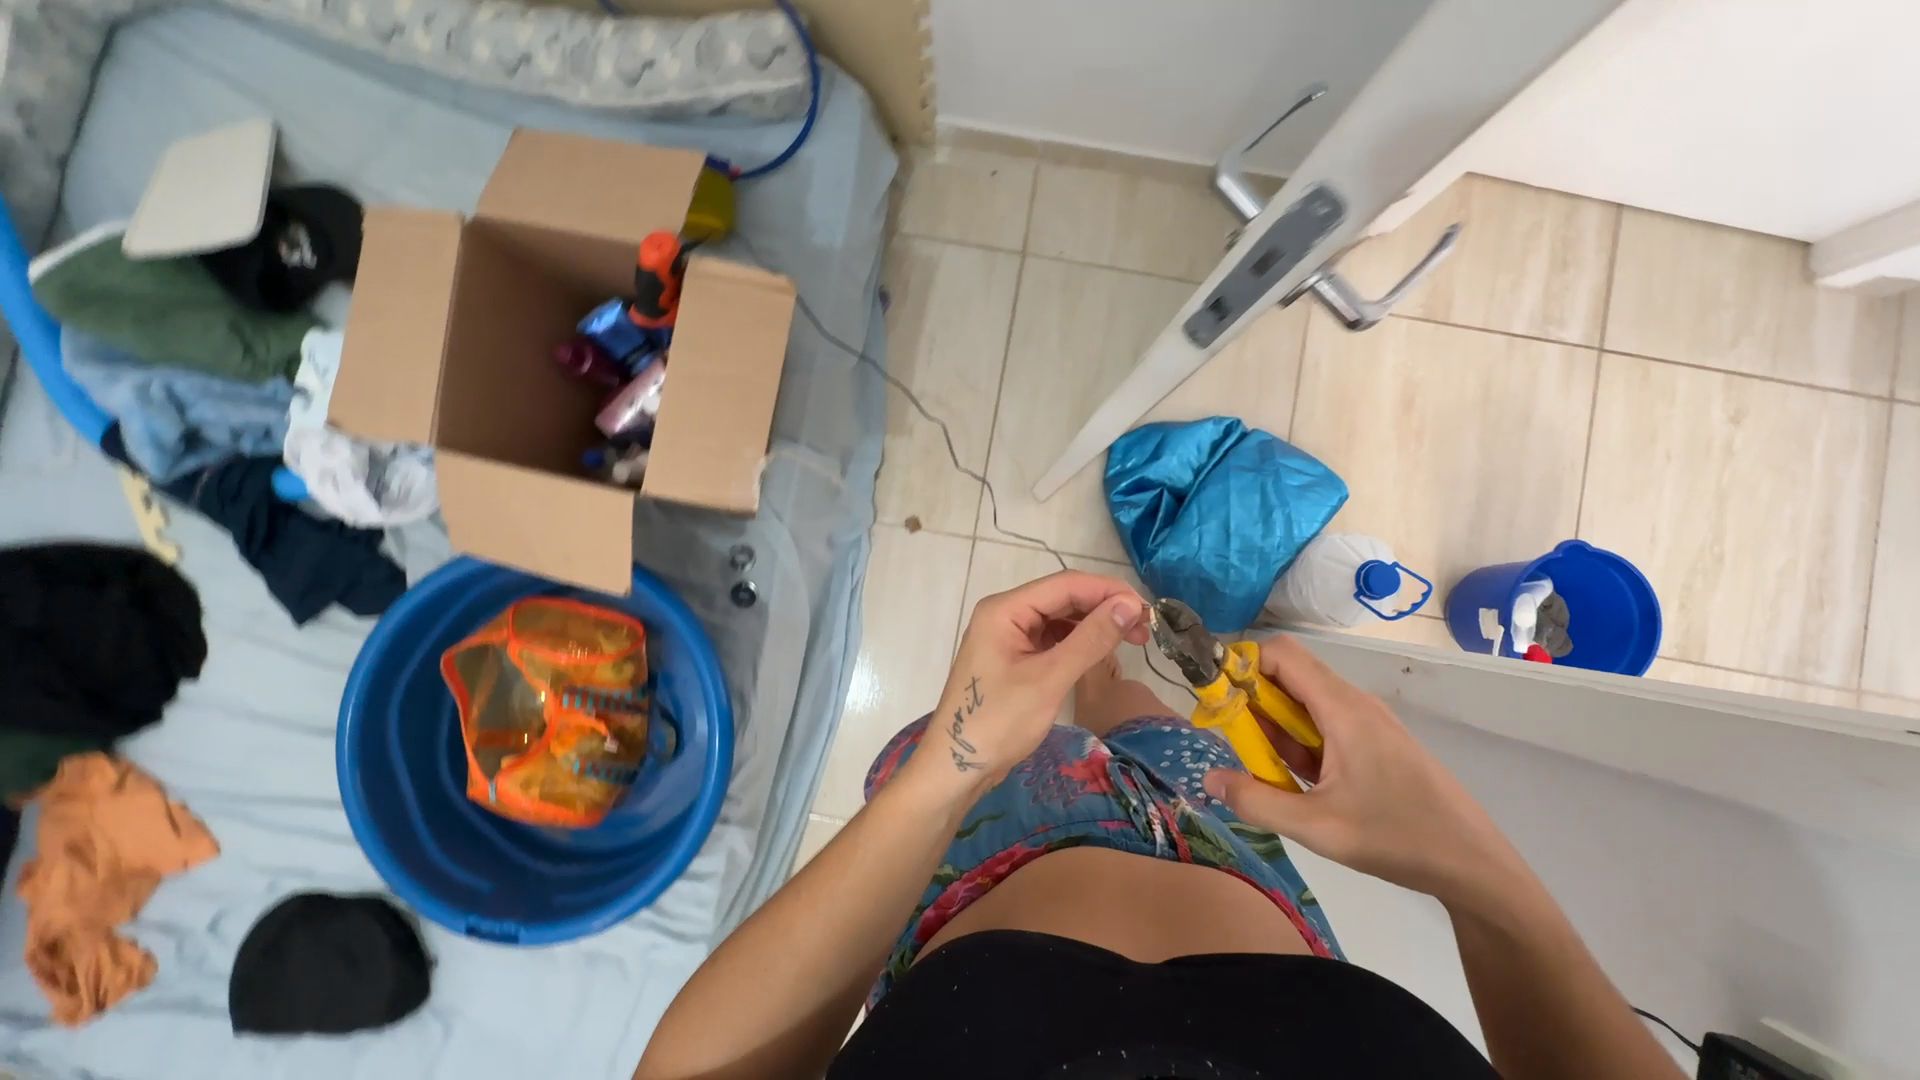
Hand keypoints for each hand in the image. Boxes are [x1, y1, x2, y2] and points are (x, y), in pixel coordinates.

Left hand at [905, 571, 1148, 799]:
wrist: (956, 768)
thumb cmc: (998, 722)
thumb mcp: (1049, 679)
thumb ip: (1090, 639)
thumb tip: (1131, 605)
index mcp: (1004, 610)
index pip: (1065, 584)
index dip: (1108, 591)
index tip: (1147, 609)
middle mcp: (1004, 614)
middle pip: (1063, 598)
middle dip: (1105, 608)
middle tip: (1145, 630)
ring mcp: (1007, 637)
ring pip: (1060, 618)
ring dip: (1095, 625)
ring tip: (1133, 641)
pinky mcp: (1013, 658)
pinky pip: (1051, 639)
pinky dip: (1078, 643)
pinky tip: (1101, 653)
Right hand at [1202, 635, 1525, 909]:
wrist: (1475, 864)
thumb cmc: (1397, 838)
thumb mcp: (1316, 827)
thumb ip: (1256, 800)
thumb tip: (1209, 778)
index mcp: (1341, 709)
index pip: (1280, 653)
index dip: (1241, 665)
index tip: (1218, 700)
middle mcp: (1353, 703)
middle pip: (1289, 675)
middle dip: (1253, 702)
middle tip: (1240, 747)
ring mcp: (1368, 722)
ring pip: (1305, 702)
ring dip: (1277, 727)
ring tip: (1273, 775)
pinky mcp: (1376, 742)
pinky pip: (1325, 723)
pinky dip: (1301, 742)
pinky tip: (1305, 784)